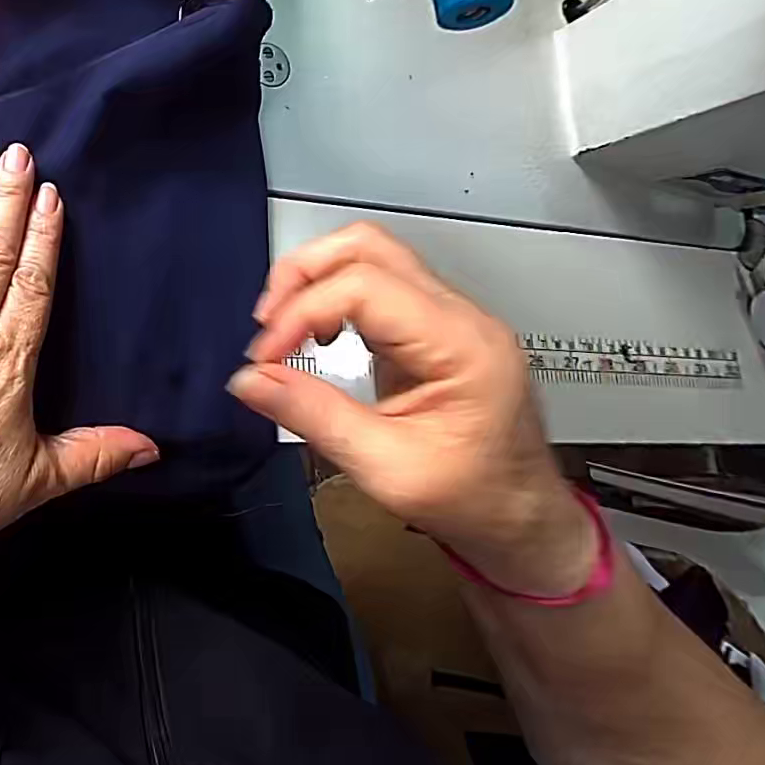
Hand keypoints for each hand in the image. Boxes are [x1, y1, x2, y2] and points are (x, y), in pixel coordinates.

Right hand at [228, 222, 596, 597]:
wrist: (518, 517)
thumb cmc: (468, 498)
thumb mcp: (382, 467)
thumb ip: (311, 415)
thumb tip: (246, 379)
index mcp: (460, 345)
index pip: (363, 287)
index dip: (299, 313)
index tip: (263, 357)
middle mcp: (456, 316)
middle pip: (366, 247)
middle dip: (300, 275)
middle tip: (266, 323)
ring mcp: (442, 316)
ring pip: (364, 254)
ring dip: (309, 281)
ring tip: (280, 326)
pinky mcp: (423, 326)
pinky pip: (366, 282)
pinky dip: (323, 296)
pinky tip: (310, 333)